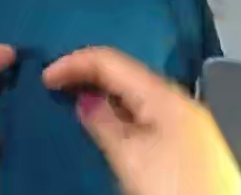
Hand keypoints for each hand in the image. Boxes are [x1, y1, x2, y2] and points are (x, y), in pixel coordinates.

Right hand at [42, 47, 240, 194]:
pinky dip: (122, 114)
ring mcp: (189, 123)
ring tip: (79, 107)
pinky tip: (111, 129)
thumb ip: (101, 121)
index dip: (72, 63)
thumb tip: (84, 99)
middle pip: (123, 74)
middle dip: (88, 76)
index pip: (107, 59)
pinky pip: (147, 114)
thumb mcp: (129, 159)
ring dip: (104, 96)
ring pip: (135, 95)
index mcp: (162, 95)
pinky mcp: (195, 146)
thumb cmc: (176, 191)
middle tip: (58, 89)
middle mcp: (177, 100)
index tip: (45, 79)